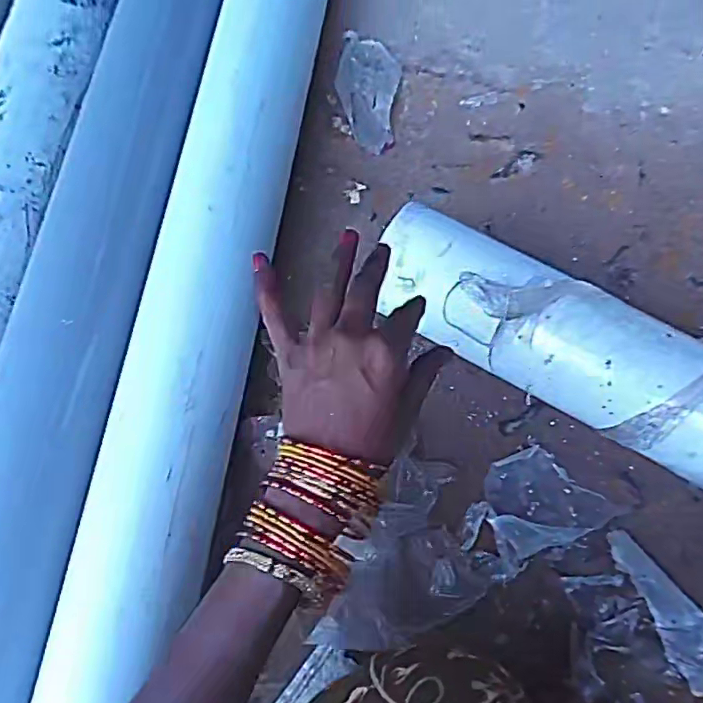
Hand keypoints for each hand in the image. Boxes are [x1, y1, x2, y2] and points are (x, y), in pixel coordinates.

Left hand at [253, 229, 451, 462]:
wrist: (328, 465)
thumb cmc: (372, 444)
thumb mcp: (408, 409)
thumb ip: (424, 375)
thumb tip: (442, 355)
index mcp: (386, 352)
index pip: (405, 319)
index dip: (413, 311)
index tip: (417, 306)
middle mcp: (352, 338)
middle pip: (366, 291)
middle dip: (376, 267)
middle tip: (382, 251)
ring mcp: (318, 342)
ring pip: (328, 290)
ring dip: (339, 260)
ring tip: (347, 237)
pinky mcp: (290, 354)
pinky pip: (274, 314)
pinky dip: (266, 286)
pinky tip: (260, 259)